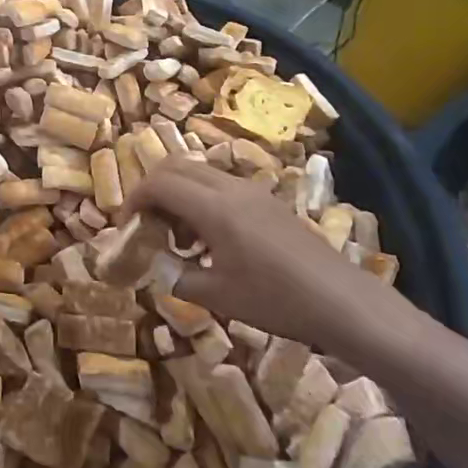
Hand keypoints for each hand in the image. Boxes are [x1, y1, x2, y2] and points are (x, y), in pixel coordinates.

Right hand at [125, 159, 394, 345]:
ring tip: (177, 236)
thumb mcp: (216, 295)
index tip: (126, 227)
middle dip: (151, 189)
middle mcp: (230, 187)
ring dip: (177, 192)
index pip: (158, 183)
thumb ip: (175, 276)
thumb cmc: (274, 300)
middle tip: (145, 223)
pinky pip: (219, 184)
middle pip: (175, 166)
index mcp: (214, 207)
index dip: (133, 200)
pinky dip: (199, 198)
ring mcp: (252, 190)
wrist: (342, 301)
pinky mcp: (266, 200)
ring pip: (198, 171)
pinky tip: (208, 238)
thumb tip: (152, 268)